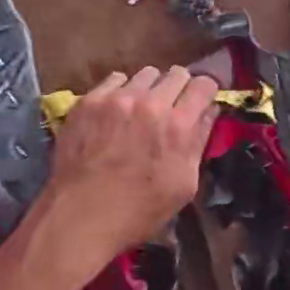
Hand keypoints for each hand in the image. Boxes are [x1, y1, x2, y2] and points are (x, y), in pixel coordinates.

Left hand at [34, 66, 219, 268]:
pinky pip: (115, 79)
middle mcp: (150, 103)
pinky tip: (115, 112)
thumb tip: (209, 111)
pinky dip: (120, 91)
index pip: (204, 84)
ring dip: (149, 89)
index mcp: (179, 125)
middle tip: (170, 108)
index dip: (205, 92)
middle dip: (179, 88)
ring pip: (146, 74)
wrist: (81, 216)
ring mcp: (117, 98)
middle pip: (177, 73)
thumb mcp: (185, 184)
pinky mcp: (90, 100)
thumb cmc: (139, 209)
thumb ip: (199, 141)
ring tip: (140, 110)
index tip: (199, 103)